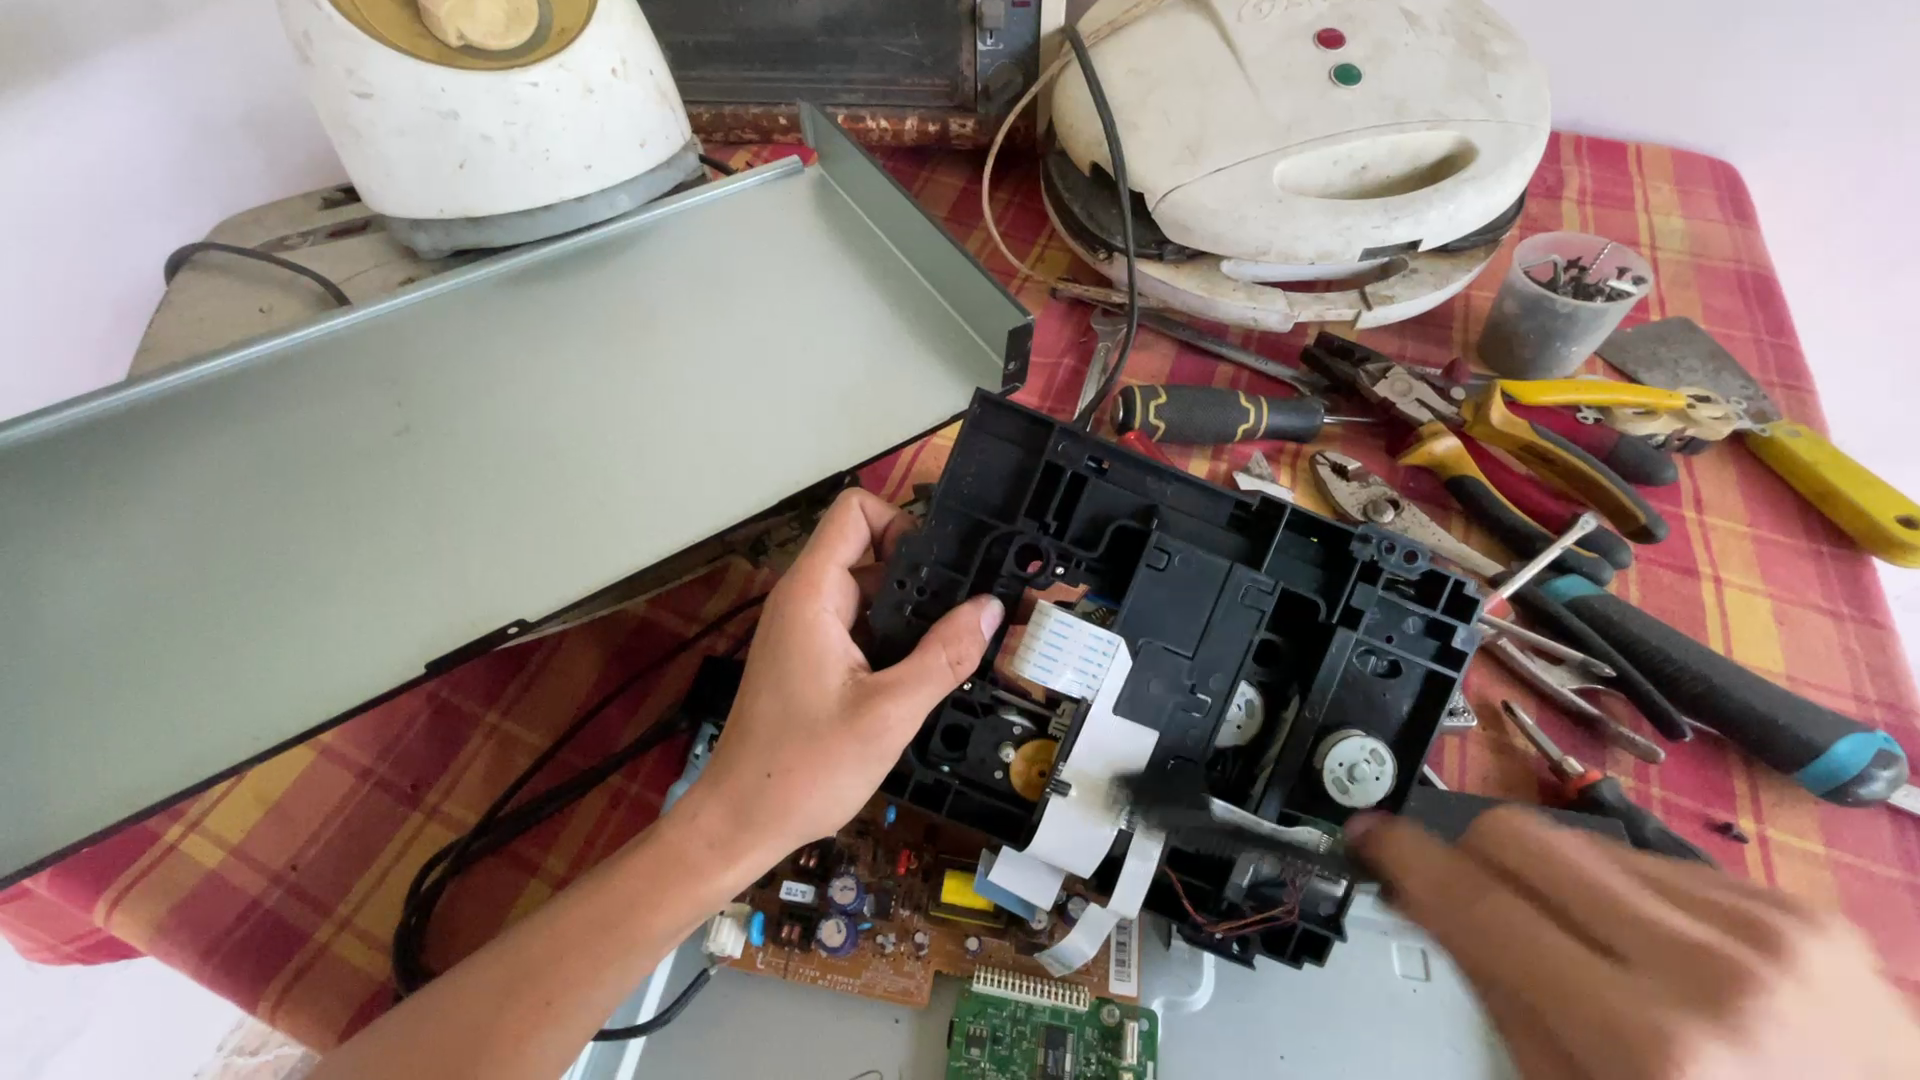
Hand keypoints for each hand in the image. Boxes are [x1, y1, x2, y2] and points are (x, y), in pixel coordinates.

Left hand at [690, 488, 1002, 864]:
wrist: (742, 822)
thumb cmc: (804, 769)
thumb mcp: (889, 713)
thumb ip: (944, 655)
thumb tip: (990, 608)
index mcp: (813, 594)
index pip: (856, 511)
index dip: (904, 523)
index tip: (944, 568)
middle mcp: (806, 601)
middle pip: (870, 551)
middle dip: (923, 575)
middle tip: (971, 612)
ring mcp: (807, 631)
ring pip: (871, 594)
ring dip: (913, 614)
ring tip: (959, 645)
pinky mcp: (812, 659)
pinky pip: (862, 628)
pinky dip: (896, 640)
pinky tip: (927, 672)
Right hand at [1348, 807, 1919, 1078]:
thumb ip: (1503, 999)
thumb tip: (1431, 904)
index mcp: (1648, 1043)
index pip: (1479, 904)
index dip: (1406, 858)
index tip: (1370, 833)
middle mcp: (1713, 970)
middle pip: (1521, 837)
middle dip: (1472, 853)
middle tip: (1464, 886)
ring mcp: (1773, 931)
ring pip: (1582, 841)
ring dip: (1554, 878)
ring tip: (1584, 941)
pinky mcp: (1805, 910)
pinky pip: (1657, 861)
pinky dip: (1626, 892)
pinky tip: (1655, 948)